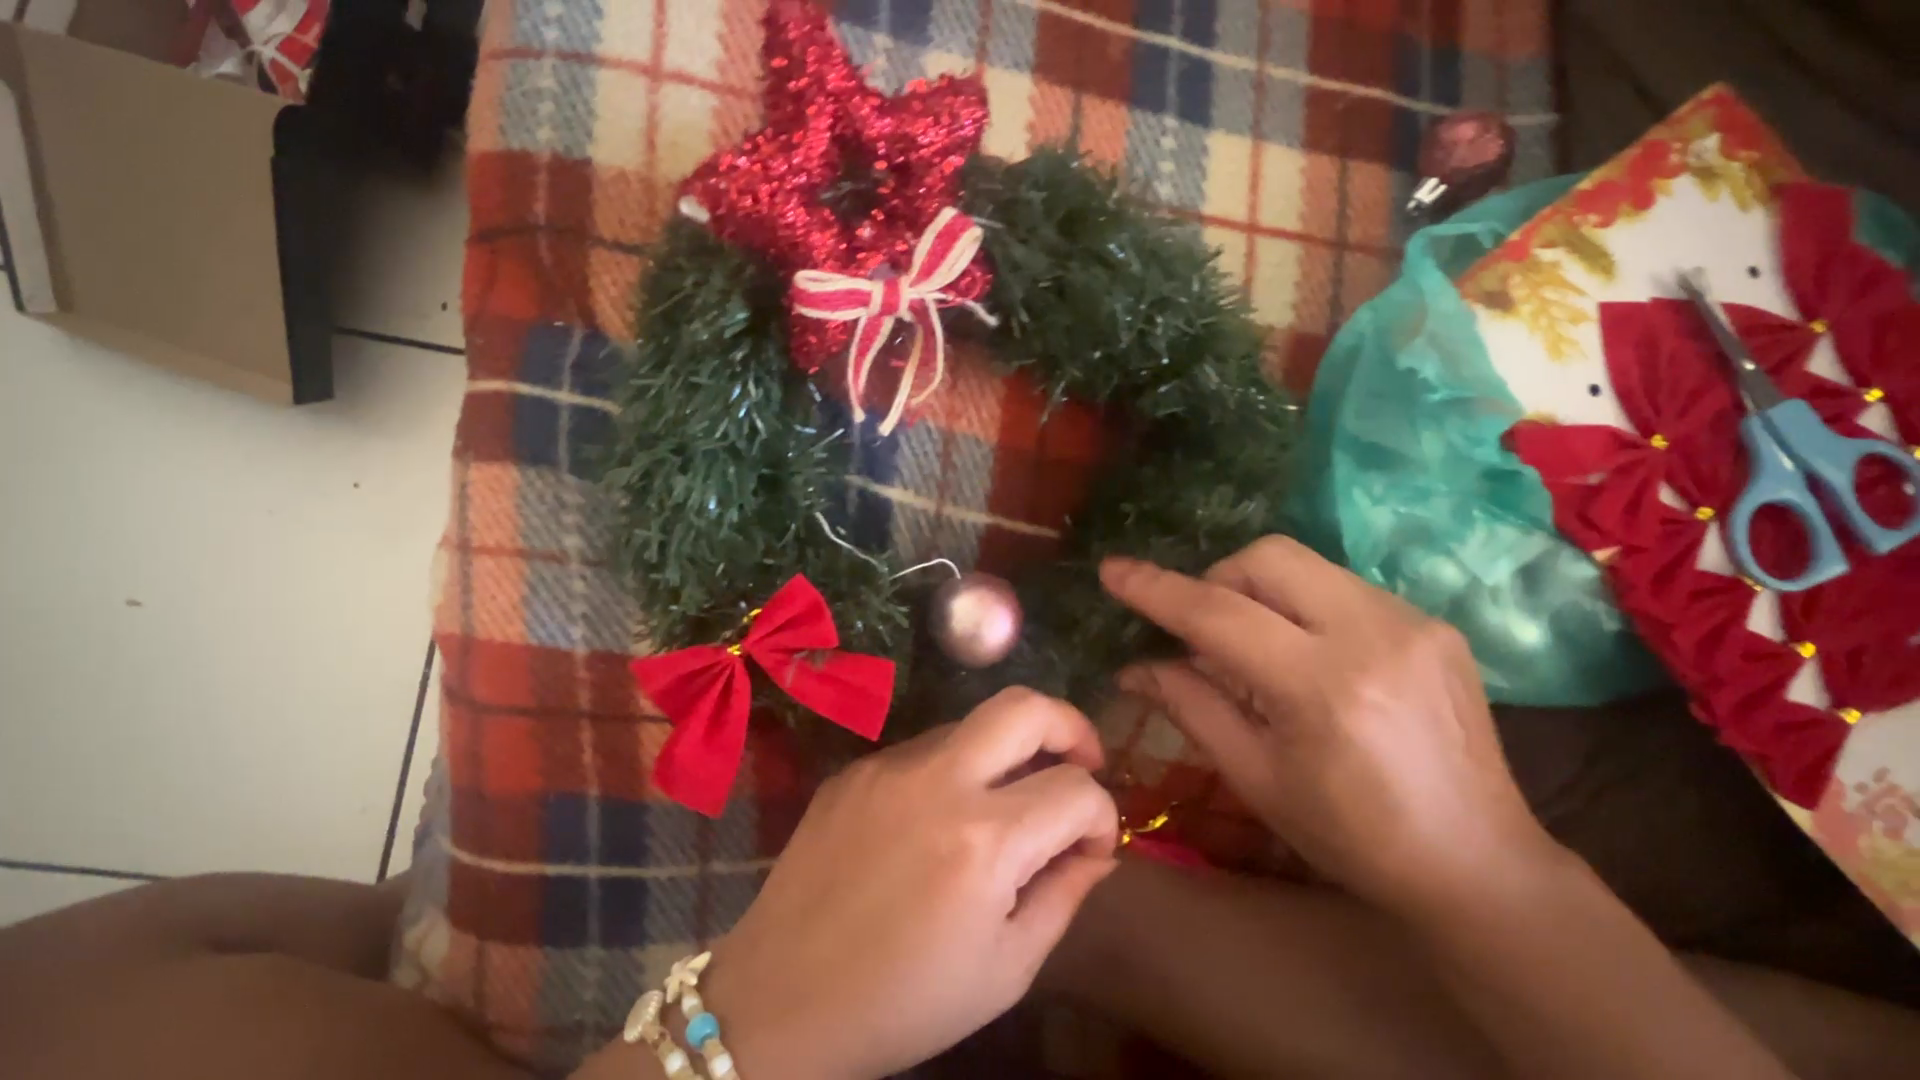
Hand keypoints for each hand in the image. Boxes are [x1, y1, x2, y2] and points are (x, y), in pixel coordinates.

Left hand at [700, 688, 1118, 1079]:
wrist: (780, 1002)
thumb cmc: (903, 1002)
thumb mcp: (1006, 969)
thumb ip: (1064, 895)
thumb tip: (1095, 849)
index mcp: (985, 840)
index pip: (1077, 789)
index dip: (1103, 817)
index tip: (1093, 848)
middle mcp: (937, 781)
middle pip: (1026, 706)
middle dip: (1072, 728)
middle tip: (1082, 765)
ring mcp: (887, 768)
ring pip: (972, 724)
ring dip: (1007, 753)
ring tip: (1005, 807)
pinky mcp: (852, 772)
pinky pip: (922, 751)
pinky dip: (952, 772)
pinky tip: (937, 825)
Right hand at [1101, 536, 1553, 916]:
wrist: (1476, 861)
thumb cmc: (1351, 837)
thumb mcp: (1256, 778)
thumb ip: (1192, 707)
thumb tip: (1133, 666)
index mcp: (1322, 687)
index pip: (1220, 614)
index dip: (1157, 590)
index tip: (1113, 571)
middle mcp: (1373, 634)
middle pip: (1267, 558)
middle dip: (1217, 580)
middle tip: (1201, 630)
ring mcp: (1413, 621)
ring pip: (1307, 565)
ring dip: (1262, 592)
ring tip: (1255, 646)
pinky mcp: (1435, 623)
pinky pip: (1345, 587)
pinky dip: (1306, 607)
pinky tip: (1308, 655)